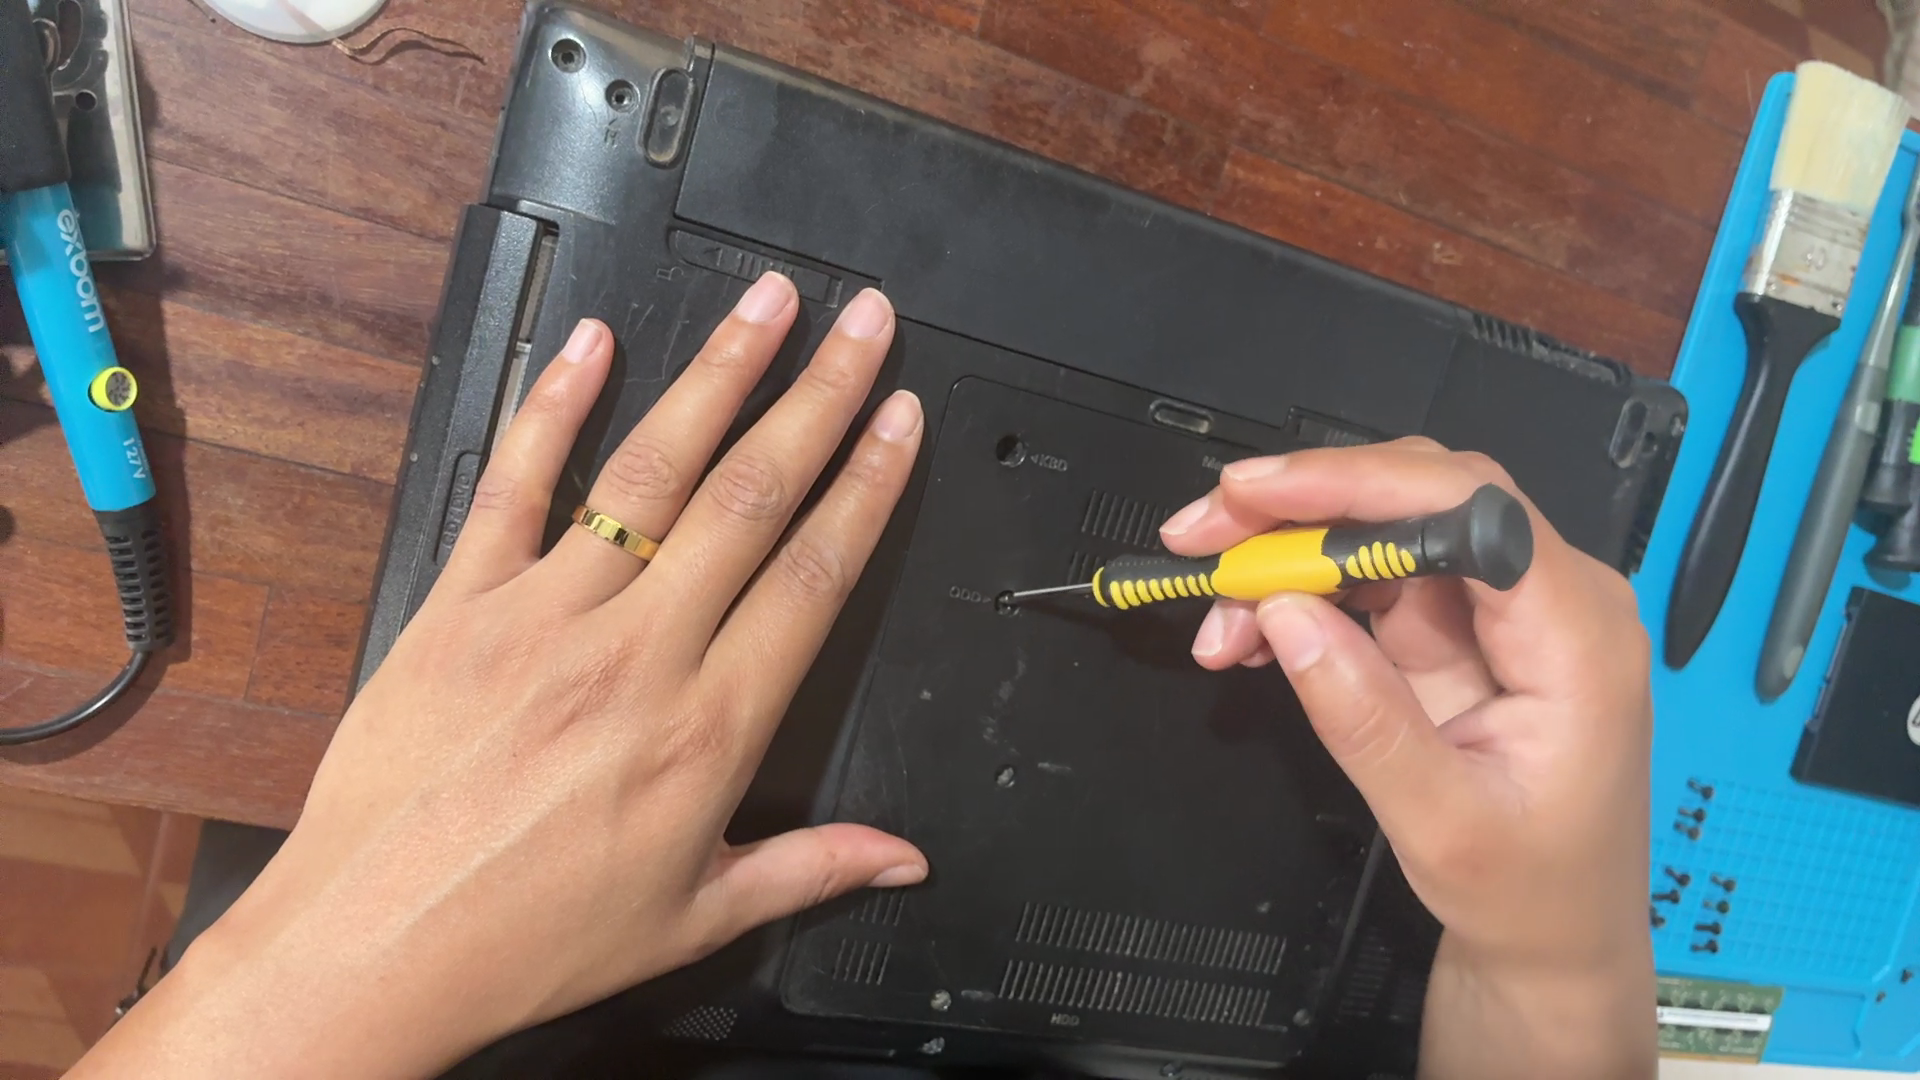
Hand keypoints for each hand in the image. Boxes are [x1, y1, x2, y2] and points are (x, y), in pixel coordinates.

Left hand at [74, 274, 928, 1078]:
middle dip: (820, 399)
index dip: (868, 486)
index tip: (899, 419)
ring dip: (718, 377)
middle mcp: (640, 651)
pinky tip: (591, 342)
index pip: (814, 574)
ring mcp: (546, 614)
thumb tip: (910, 861)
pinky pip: (513, 486)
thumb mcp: (702, 914)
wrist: (368, 955)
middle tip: (862, 325)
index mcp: (710, 724)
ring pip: (652, 470)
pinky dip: (552, 406)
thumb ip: (818, 866)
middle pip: (751, 496)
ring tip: (767, 306)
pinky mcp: (461, 601)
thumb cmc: (542, 935)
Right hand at [1162, 439, 1654, 1079]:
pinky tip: (1241, 635)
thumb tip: (1280, 609)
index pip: (1468, 505)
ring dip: (1274, 558)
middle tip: (1195, 535)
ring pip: (1364, 531)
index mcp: (1572, 630)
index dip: (1354, 482)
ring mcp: (1477, 603)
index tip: (1250, 493)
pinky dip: (1283, 596)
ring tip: (1210, 614)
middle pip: (1406, 497)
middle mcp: (1532, 592)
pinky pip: (1347, 578)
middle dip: (1292, 508)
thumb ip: (1364, 717)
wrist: (1546, 932)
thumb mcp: (1442, 822)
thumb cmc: (1524, 888)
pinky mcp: (1434, 622)